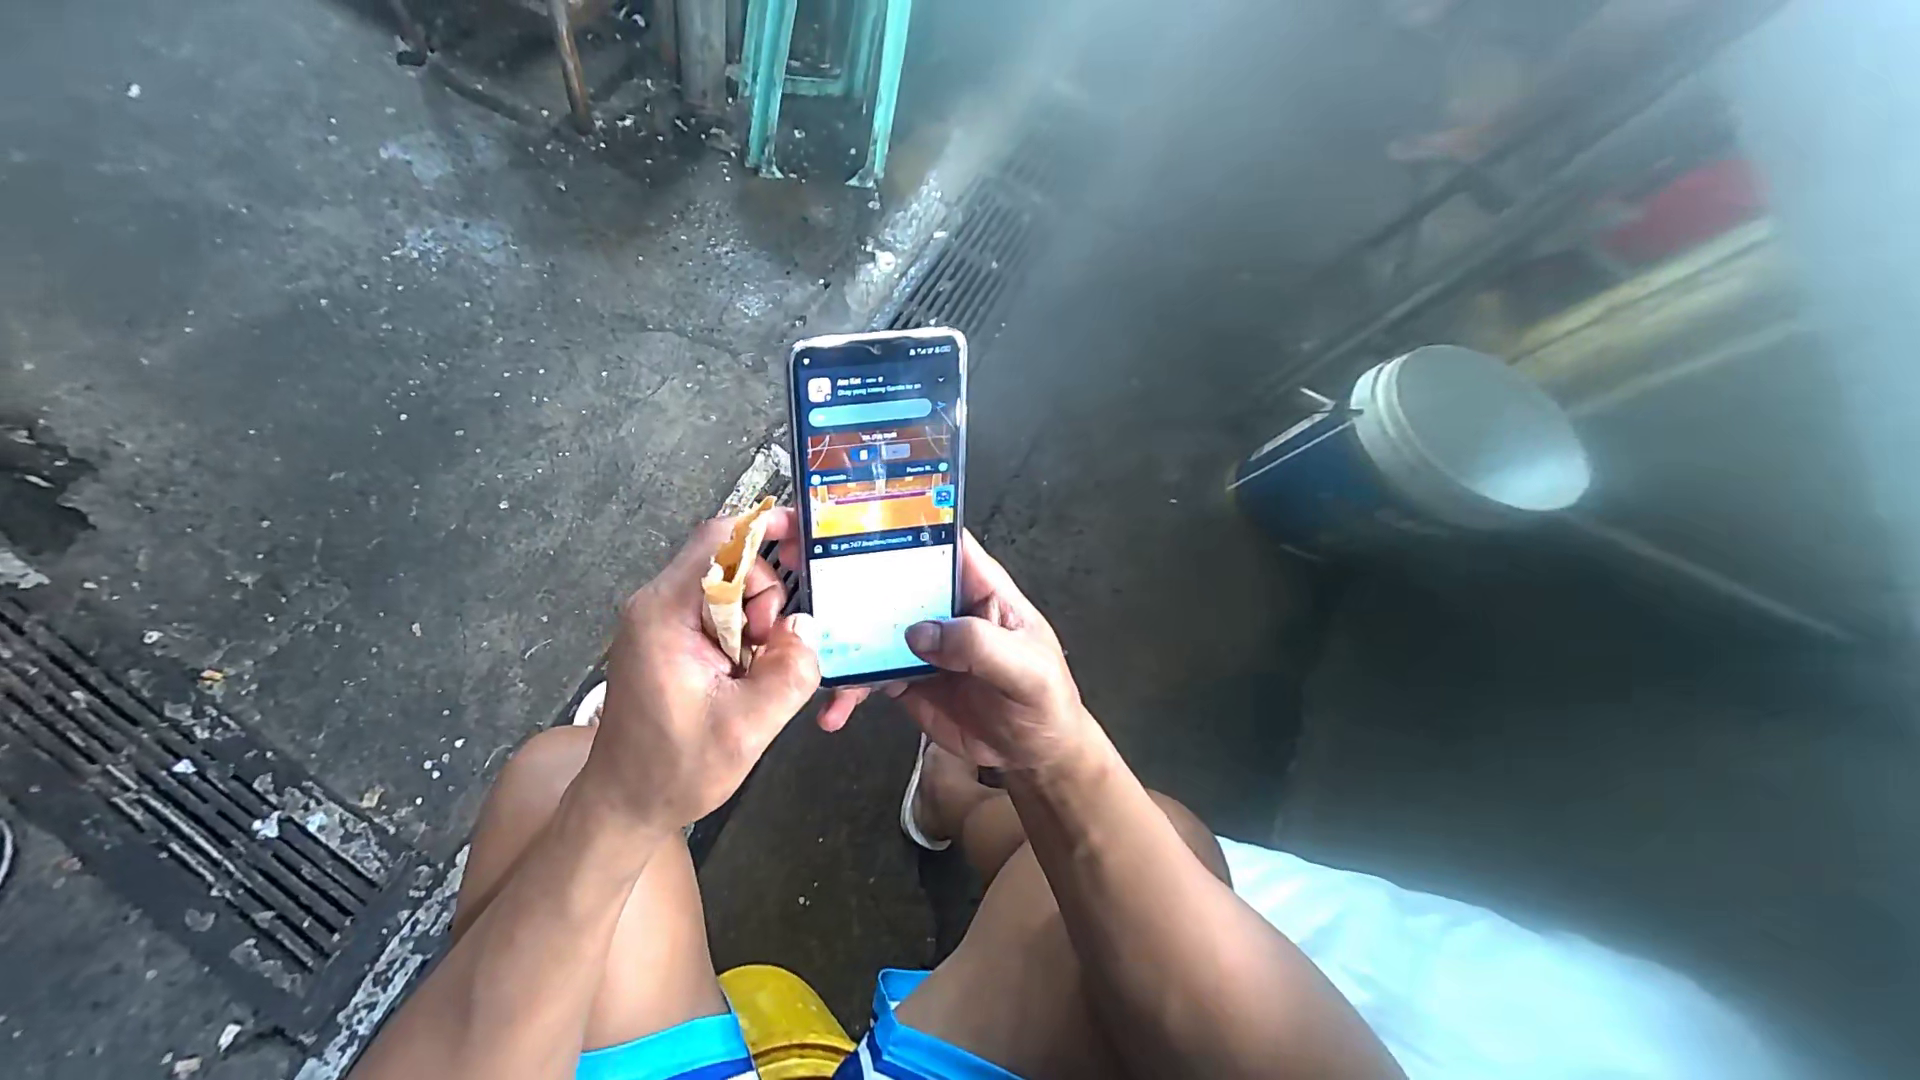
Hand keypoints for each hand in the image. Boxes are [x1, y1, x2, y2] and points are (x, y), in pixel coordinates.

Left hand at [577, 509, 821, 830]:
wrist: (625, 803)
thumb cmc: (674, 770)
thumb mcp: (746, 728)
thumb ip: (789, 672)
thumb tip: (808, 627)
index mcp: (664, 614)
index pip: (717, 541)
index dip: (763, 528)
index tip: (803, 538)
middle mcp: (658, 605)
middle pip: (729, 563)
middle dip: (766, 596)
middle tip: (772, 645)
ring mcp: (661, 622)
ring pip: (729, 588)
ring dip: (759, 617)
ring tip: (756, 667)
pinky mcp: (671, 639)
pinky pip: (721, 612)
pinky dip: (746, 632)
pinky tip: (747, 671)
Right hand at [819, 532, 1098, 772]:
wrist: (1032, 752)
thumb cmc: (1044, 699)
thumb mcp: (1026, 668)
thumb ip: (979, 644)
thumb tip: (921, 632)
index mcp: (977, 586)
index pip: (938, 540)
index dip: (901, 522)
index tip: (855, 516)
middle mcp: (942, 605)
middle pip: (889, 576)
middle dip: (846, 571)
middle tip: (803, 568)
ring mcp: (919, 640)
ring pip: (868, 624)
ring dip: (835, 632)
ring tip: (806, 647)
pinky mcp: (904, 675)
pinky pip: (866, 673)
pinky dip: (846, 688)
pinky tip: (835, 707)